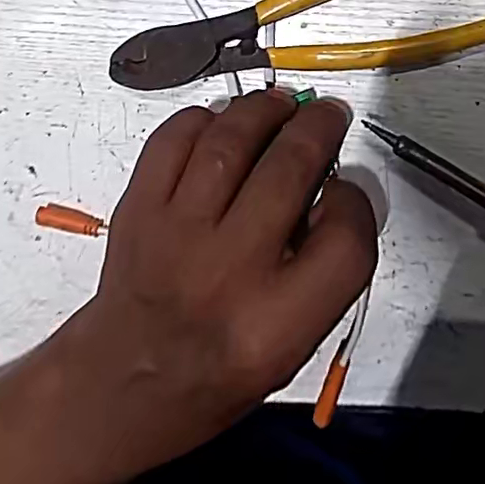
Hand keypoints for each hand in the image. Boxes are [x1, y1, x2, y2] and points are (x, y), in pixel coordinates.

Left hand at [40, 90, 376, 483]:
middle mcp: (226, 273)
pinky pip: (173, 139)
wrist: (128, 379)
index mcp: (275, 324)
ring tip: (280, 104)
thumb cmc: (215, 368)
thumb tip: (332, 188)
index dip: (356, 202)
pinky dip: (204, 118)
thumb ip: (323, 271)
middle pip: (289, 170)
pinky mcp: (138, 208)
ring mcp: (175, 234)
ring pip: (229, 141)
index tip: (345, 189)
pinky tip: (223, 121)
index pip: (346, 241)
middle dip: (317, 127)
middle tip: (325, 114)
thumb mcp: (291, 344)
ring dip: (264, 110)